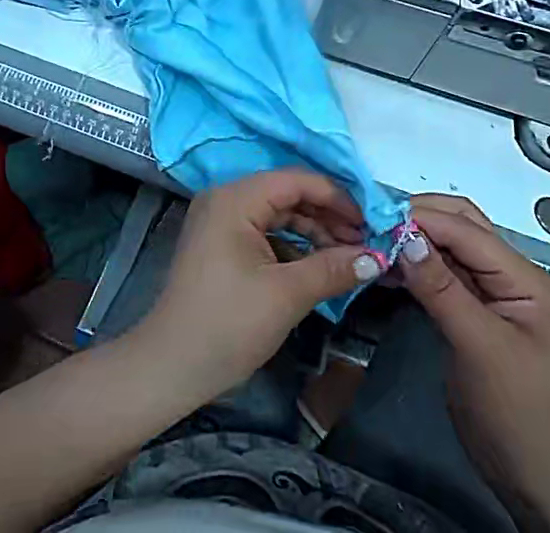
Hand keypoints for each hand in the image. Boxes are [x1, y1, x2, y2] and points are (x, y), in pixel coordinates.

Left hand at [131, 169, 379, 401]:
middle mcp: (226, 200)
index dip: (337, 198)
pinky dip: (293, 246)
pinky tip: (319, 266)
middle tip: (363, 243)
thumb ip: (334, 268)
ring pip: (279, 214)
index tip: (370, 224)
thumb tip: (379, 257)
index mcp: (235, 199)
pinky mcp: (221, 245)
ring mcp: (220, 222)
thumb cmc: (228, 324)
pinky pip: (266, 232)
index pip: (297, 180)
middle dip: (328, 217)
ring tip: (347, 257)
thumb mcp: (287, 295)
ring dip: (314, 233)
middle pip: (288, 194)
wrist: (170, 368)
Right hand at [400, 196, 549, 532]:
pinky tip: (387, 272)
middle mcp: (509, 279)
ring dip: (413, 243)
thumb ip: (444, 290)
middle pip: (461, 229)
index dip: (420, 217)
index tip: (371, 214)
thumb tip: (404, 236)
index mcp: (524, 278)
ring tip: (369, 242)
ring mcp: (491, 300)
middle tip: (368, 223)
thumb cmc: (526, 418)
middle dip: (417, 219)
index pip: (466, 229)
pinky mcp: (474, 321)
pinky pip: (443, 282)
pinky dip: (416, 272)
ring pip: (449, 253)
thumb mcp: (483, 351)